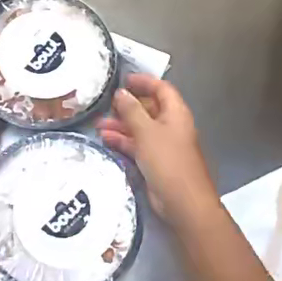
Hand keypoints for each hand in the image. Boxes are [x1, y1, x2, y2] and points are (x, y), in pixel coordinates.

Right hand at [98, 73, 216, 218]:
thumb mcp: (146, 131)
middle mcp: (171, 126)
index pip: (161, 89)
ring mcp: (163, 145)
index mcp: (176, 113)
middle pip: (149, 109)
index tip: (124, 79)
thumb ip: (132, 111)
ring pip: (140, 129)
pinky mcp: (155, 162)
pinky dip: (123, 141)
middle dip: (127, 106)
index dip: (144, 82)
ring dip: (121, 125)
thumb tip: (121, 93)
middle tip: (105, 104)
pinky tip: (105, 140)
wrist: (182, 201)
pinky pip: (137, 146)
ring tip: (98, 125)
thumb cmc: (167, 161)